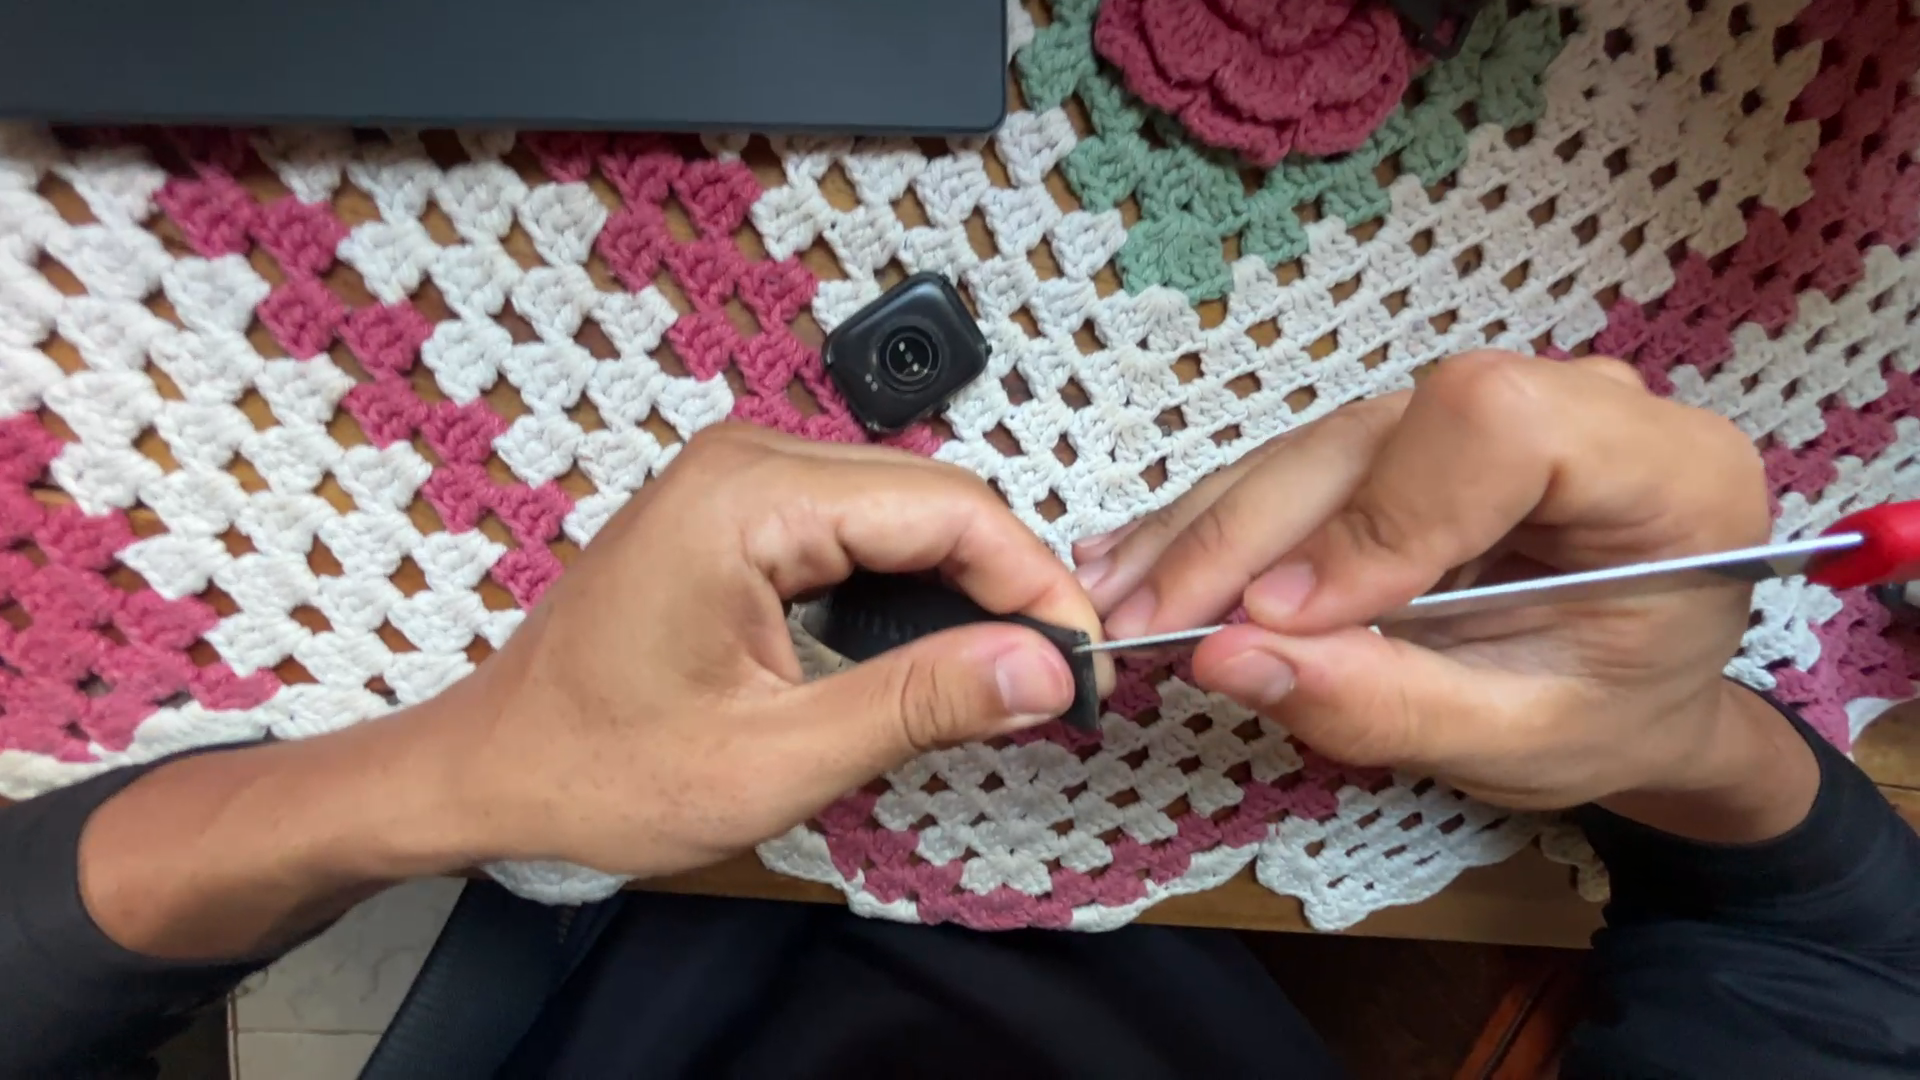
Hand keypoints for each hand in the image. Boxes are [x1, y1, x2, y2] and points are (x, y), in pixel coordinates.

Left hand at [79, 424, 1109, 957]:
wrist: (489, 768)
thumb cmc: (607, 771)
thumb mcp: (774, 758)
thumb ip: (919, 703)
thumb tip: (1050, 672)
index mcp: (753, 495)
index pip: (947, 508)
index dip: (1035, 581)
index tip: (1085, 661)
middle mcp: (757, 457)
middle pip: (934, 499)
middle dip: (1011, 582)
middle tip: (1057, 674)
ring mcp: (752, 476)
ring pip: (910, 511)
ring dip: (971, 584)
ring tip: (1011, 665)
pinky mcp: (753, 508)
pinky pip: (870, 528)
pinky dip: (921, 583)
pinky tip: (939, 641)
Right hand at [1072, 352, 1814, 839]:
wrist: (1607, 692)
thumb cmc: (1597, 717)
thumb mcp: (1513, 741)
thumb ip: (1380, 705)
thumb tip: (1223, 659)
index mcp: (1652, 471)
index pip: (1491, 427)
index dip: (1375, 518)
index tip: (1283, 617)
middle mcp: (1545, 410)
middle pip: (1352, 443)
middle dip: (1233, 543)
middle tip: (1138, 625)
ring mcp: (1444, 421)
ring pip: (1290, 456)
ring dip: (1191, 538)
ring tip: (1113, 601)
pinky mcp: (1375, 447)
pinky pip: (1271, 472)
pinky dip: (1195, 526)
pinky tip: (1129, 559)